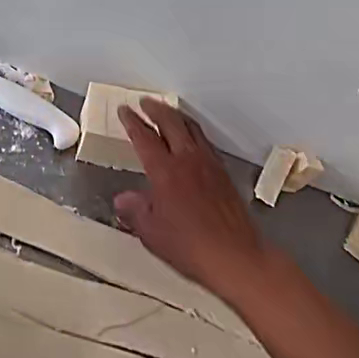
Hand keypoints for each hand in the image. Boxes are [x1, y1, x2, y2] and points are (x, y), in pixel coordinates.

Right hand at [115, 100, 271, 300]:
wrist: (235, 254)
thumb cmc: (190, 246)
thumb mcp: (151, 233)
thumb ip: (135, 211)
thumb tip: (123, 199)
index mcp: (165, 171)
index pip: (145, 138)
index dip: (132, 122)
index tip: (124, 111)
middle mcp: (188, 160)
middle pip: (171, 123)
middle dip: (155, 109)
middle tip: (145, 102)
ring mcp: (208, 163)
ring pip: (191, 127)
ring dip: (175, 116)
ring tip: (166, 112)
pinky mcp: (223, 171)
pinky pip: (204, 140)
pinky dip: (192, 131)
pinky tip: (190, 138)